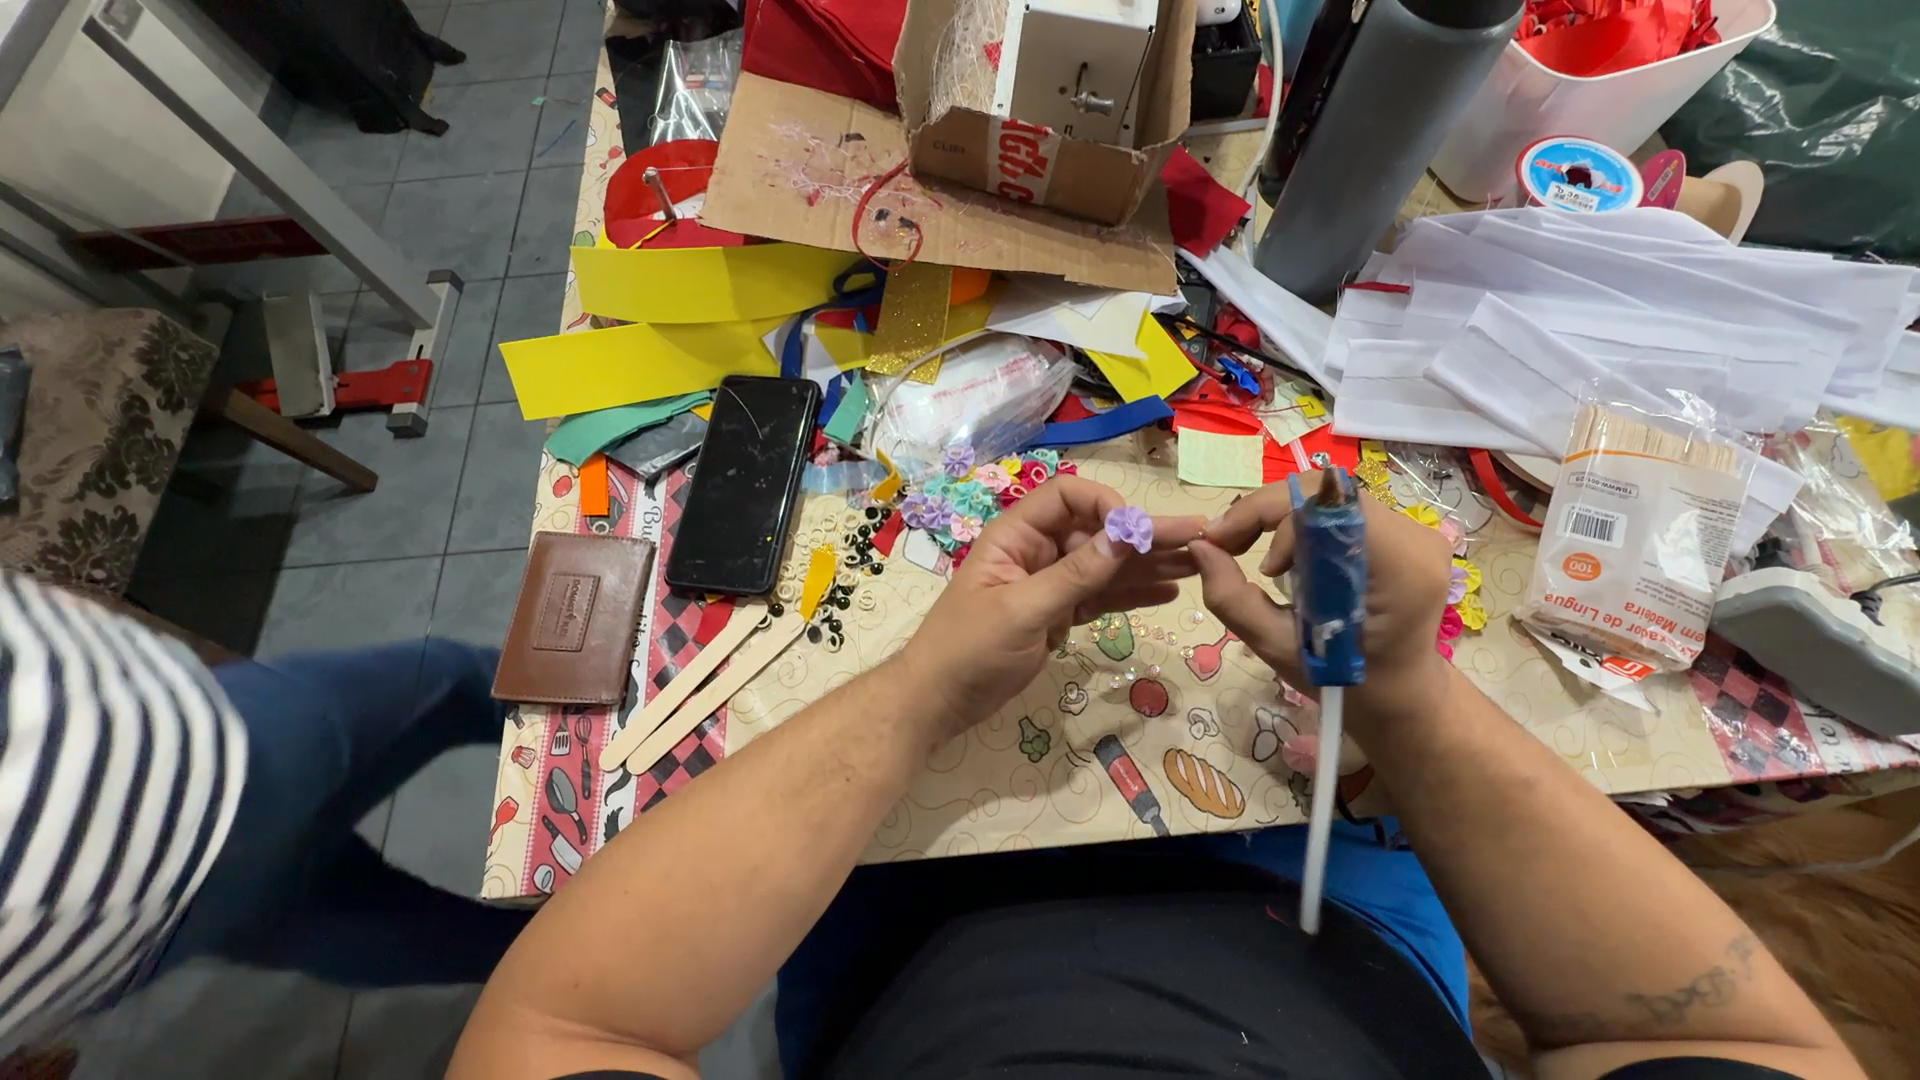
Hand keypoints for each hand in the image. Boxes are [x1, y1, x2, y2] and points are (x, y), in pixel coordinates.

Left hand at [900, 474, 1205, 746]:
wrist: (939, 700)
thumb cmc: (969, 649)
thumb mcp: (1022, 610)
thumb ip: (1075, 575)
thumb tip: (1126, 534)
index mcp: (1016, 535)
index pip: (1068, 497)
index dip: (1106, 505)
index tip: (1140, 531)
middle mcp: (1037, 550)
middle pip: (1098, 531)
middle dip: (1145, 535)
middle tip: (1201, 537)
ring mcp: (1050, 582)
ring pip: (1106, 564)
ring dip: (1149, 564)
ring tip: (1200, 563)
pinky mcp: (1058, 612)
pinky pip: (1101, 595)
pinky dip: (1132, 593)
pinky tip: (1168, 590)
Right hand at [1188, 472, 1453, 728]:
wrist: (1399, 694)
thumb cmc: (1342, 682)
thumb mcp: (1277, 647)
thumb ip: (1232, 598)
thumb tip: (1198, 546)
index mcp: (1397, 569)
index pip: (1324, 507)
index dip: (1267, 514)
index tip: (1228, 547)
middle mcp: (1414, 537)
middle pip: (1324, 492)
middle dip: (1265, 511)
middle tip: (1226, 544)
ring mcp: (1412, 530)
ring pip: (1326, 495)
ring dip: (1277, 515)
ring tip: (1247, 548)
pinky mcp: (1400, 531)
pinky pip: (1336, 508)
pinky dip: (1296, 522)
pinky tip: (1280, 554)